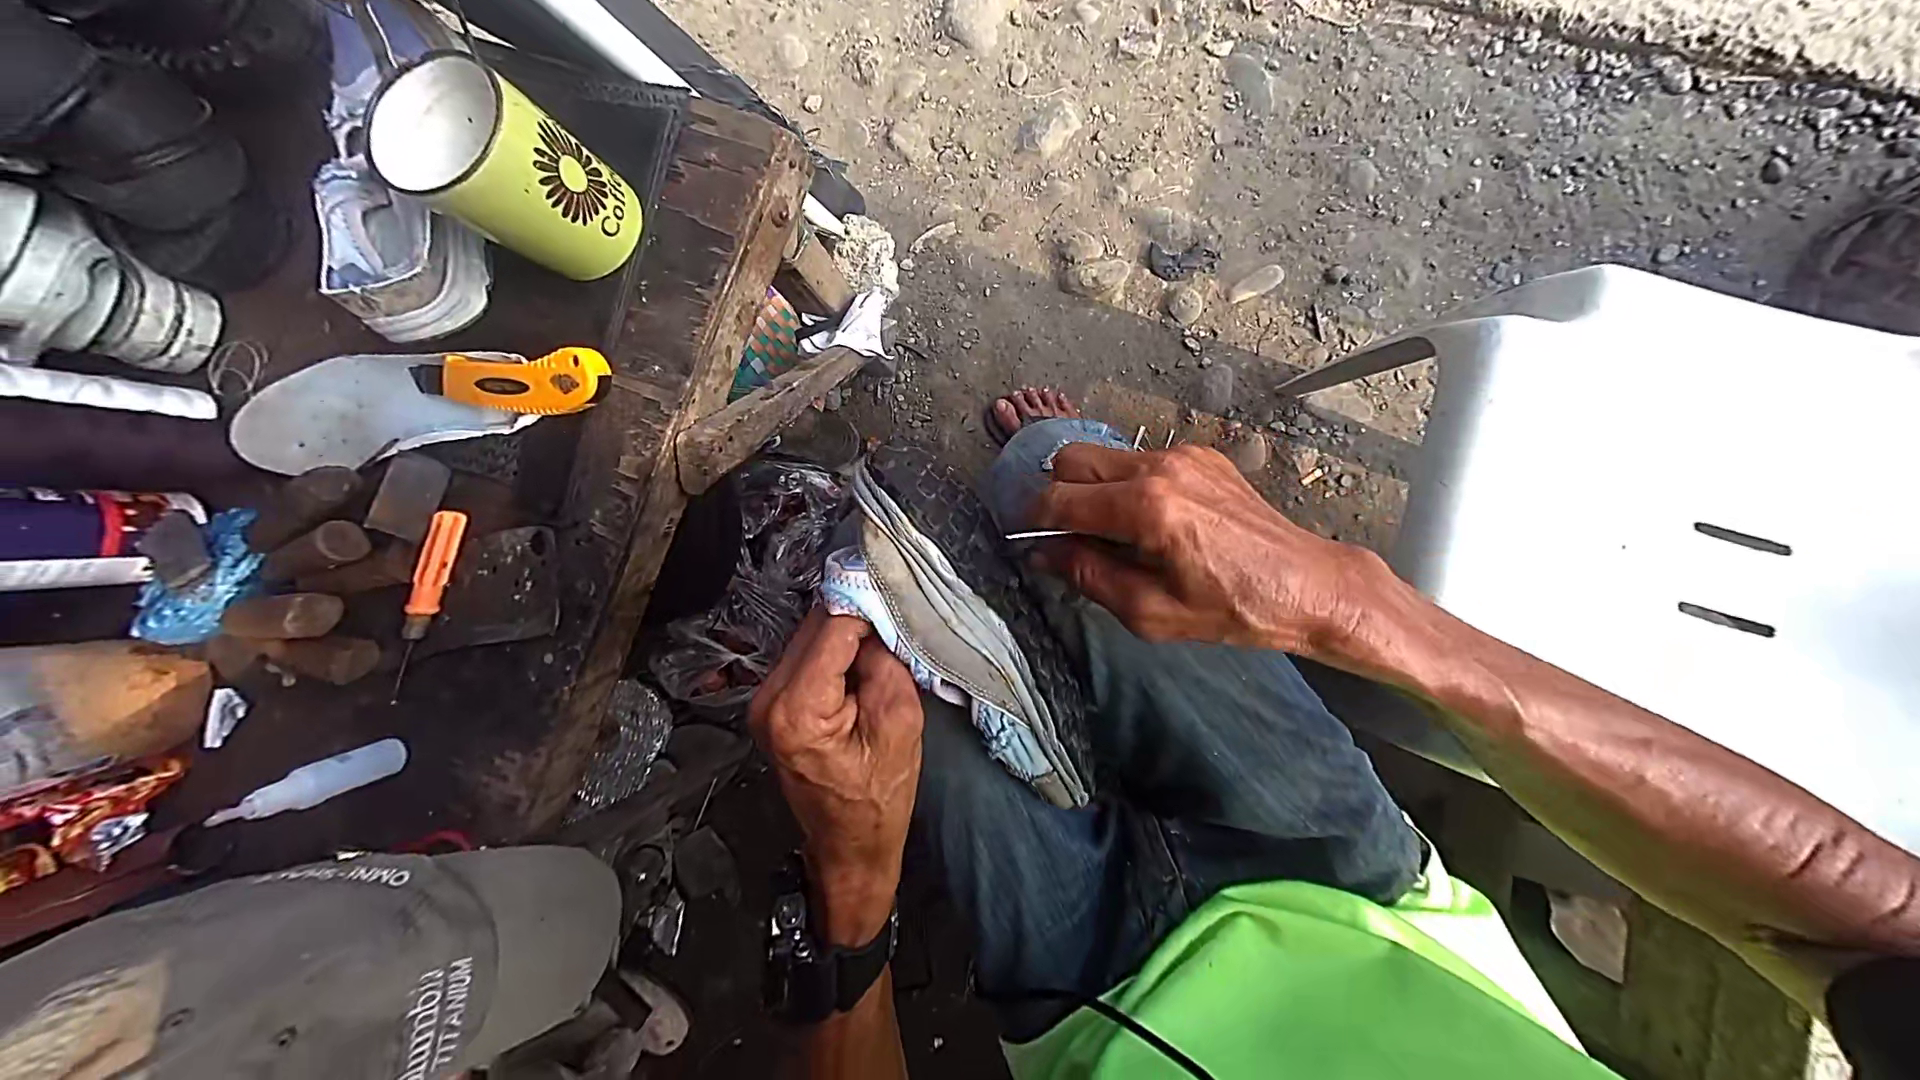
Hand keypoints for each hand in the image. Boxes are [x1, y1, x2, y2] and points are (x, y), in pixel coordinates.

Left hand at [750, 608, 922, 944]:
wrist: (849, 845)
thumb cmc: (878, 799)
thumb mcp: (899, 725)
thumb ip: (883, 663)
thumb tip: (873, 619)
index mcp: (797, 710)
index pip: (832, 628)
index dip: (868, 610)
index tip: (894, 602)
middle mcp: (768, 700)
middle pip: (814, 626)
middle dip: (856, 620)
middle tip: (894, 625)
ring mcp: (763, 701)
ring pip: (809, 636)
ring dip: (847, 635)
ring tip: (882, 652)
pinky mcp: (772, 704)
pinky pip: (807, 656)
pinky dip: (836, 652)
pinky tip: (861, 667)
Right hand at [1029, 443, 1387, 657]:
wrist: (1308, 583)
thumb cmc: (1235, 608)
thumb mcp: (1150, 612)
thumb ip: (1087, 577)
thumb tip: (1045, 555)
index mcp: (1146, 508)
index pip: (1059, 500)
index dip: (1032, 521)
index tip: (1027, 539)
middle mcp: (1159, 468)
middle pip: (1071, 458)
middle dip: (1056, 495)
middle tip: (1066, 535)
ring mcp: (1182, 456)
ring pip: (1102, 455)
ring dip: (1089, 488)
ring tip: (1109, 531)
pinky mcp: (1199, 455)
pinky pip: (1138, 460)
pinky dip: (1124, 485)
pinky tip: (1146, 520)